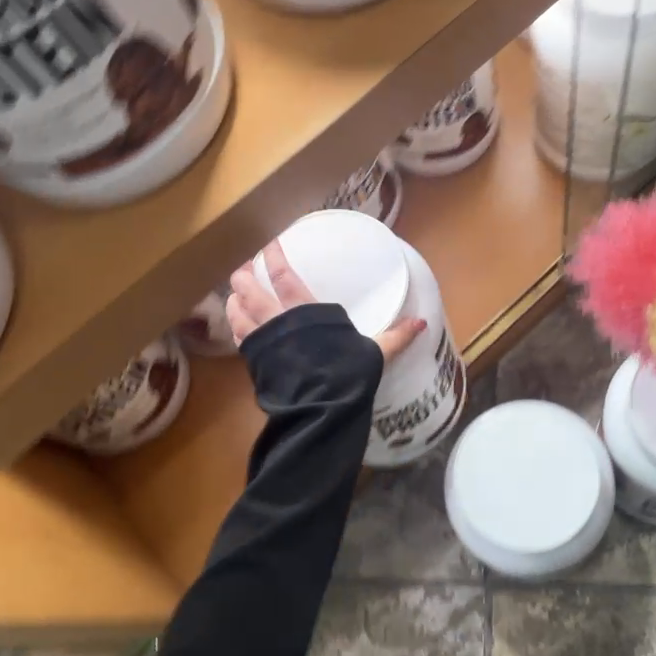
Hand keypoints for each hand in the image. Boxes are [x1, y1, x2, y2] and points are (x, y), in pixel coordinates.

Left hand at [228, 239, 426, 362]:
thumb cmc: (345, 376)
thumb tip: (422, 324)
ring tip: (234, 293)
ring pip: (236, 311)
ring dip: (233, 299)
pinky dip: (235, 326)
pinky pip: (238, 336)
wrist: (317, 410)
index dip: (275, 258)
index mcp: (304, 312)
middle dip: (244, 275)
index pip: (283, 276)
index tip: (270, 245)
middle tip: (246, 268)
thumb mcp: (374, 354)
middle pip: (249, 289)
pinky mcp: (253, 361)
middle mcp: (276, 321)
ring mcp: (261, 341)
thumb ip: (395, 337)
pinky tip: (238, 325)